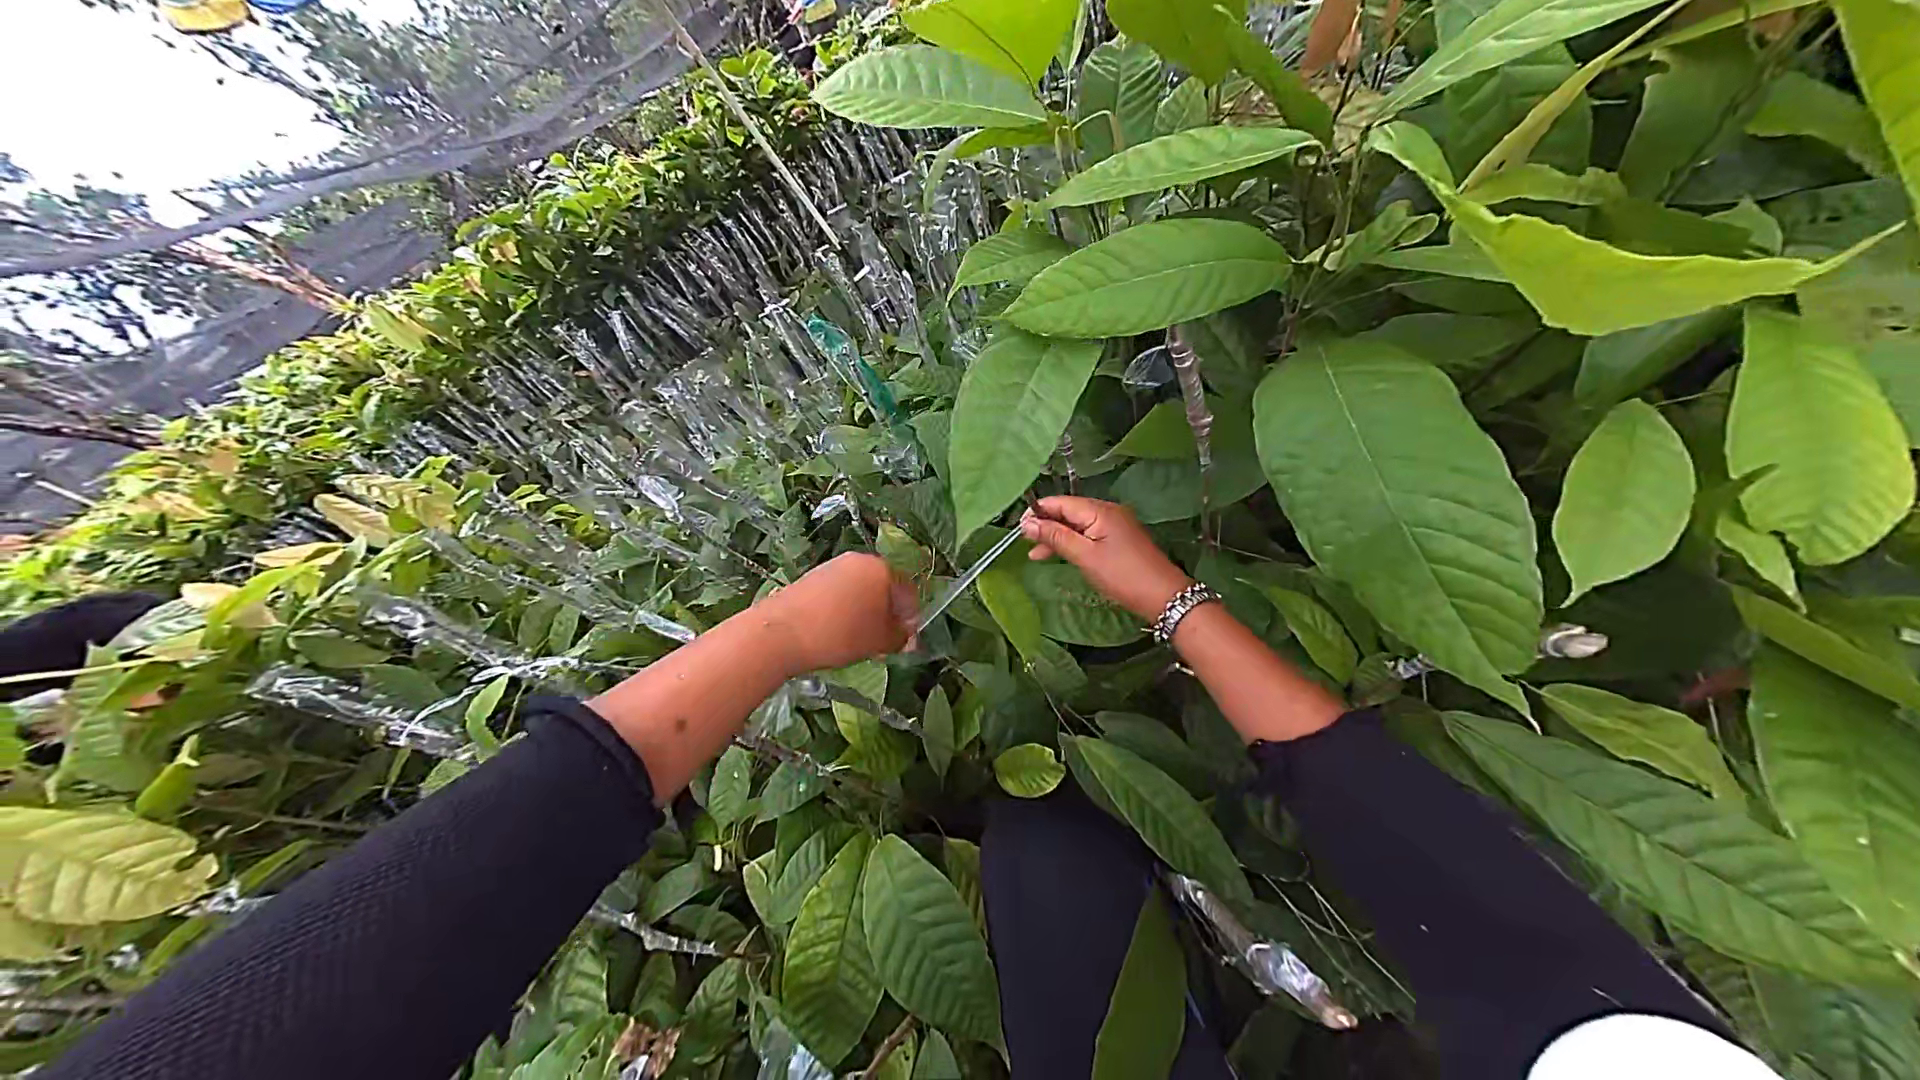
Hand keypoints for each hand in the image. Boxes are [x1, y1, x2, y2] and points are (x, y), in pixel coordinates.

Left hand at [758, 553, 916, 672]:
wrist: (780, 632)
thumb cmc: (840, 634)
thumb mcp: (879, 641)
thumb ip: (900, 637)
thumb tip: (907, 637)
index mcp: (882, 569)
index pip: (908, 591)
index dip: (911, 617)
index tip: (906, 639)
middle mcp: (859, 560)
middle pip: (883, 587)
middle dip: (887, 613)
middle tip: (883, 640)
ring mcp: (832, 566)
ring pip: (860, 590)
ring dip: (865, 611)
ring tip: (858, 639)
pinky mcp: (811, 577)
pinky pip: (839, 593)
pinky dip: (844, 609)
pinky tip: (836, 631)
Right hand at [1021, 497, 1193, 619]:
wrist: (1163, 596)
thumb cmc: (1123, 576)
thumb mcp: (1085, 556)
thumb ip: (1056, 537)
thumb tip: (1028, 523)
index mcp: (1100, 510)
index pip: (1061, 502)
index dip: (1039, 511)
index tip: (1019, 528)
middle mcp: (1108, 511)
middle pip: (1069, 511)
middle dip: (1046, 525)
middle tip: (1025, 542)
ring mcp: (1115, 525)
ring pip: (1078, 524)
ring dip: (1057, 537)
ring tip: (1036, 555)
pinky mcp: (1119, 539)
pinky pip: (1089, 534)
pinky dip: (1072, 543)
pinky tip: (1059, 555)